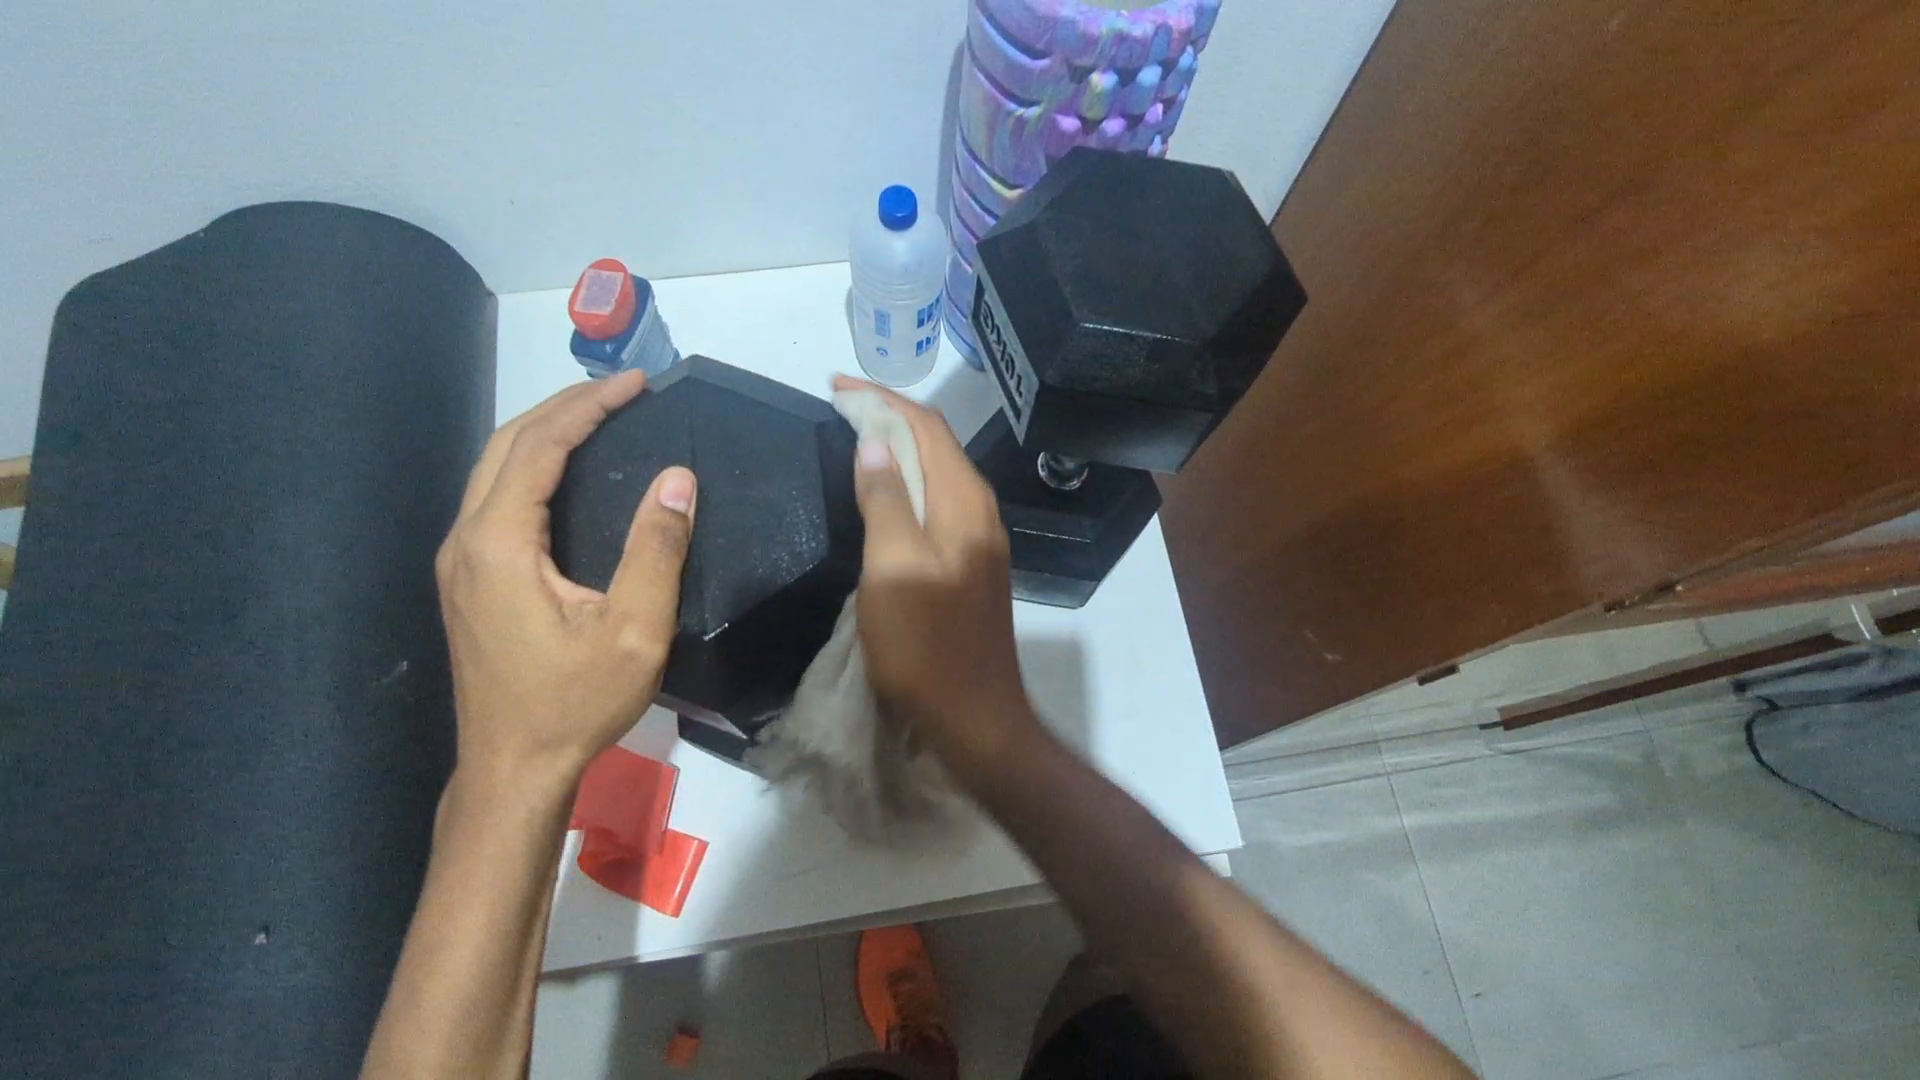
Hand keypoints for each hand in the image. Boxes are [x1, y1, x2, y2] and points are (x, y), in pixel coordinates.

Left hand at [436, 371, 695, 787]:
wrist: (512, 769)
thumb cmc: (574, 703)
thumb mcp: (634, 630)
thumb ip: (656, 549)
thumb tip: (677, 479)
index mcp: (499, 544)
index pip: (539, 447)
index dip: (588, 407)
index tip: (638, 384)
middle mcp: (466, 541)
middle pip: (505, 445)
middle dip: (563, 408)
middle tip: (621, 392)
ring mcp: (459, 562)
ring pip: (494, 470)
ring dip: (543, 434)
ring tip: (598, 419)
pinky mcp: (467, 581)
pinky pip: (495, 499)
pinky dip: (533, 468)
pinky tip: (567, 475)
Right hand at [834, 375, 1039, 768]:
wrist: (974, 716)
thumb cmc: (926, 644)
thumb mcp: (893, 568)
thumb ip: (886, 499)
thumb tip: (874, 440)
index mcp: (964, 502)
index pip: (925, 426)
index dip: (881, 399)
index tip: (835, 387)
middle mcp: (980, 511)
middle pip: (936, 444)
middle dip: (889, 416)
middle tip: (838, 406)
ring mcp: (980, 540)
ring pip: (938, 473)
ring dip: (898, 449)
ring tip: (854, 437)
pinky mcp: (971, 565)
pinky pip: (939, 503)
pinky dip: (908, 483)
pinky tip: (884, 492)